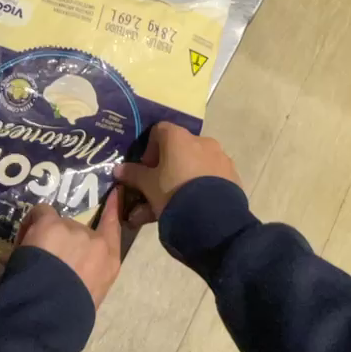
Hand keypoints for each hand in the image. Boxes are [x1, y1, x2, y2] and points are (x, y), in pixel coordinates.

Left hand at [17, 188, 123, 307]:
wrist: (51, 311)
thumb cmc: (71, 314)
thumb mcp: (90, 294)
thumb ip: (87, 275)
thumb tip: (70, 274)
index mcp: (109, 261)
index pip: (113, 228)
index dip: (113, 210)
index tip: (114, 193)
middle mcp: (94, 240)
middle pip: (77, 230)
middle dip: (62, 241)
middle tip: (46, 261)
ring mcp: (73, 228)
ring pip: (56, 225)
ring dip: (46, 237)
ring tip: (31, 257)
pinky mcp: (51, 223)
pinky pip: (40, 214)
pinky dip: (31, 223)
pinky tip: (23, 240)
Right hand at [115, 122, 239, 226]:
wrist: (212, 220)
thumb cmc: (173, 193)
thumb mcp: (148, 186)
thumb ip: (134, 175)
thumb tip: (118, 169)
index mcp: (179, 137)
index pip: (159, 131)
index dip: (150, 148)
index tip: (147, 169)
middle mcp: (201, 141)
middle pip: (179, 149)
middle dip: (167, 168)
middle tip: (159, 190)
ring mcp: (220, 158)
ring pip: (195, 165)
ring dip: (183, 179)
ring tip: (174, 205)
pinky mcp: (232, 175)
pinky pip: (211, 177)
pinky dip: (200, 187)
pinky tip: (194, 207)